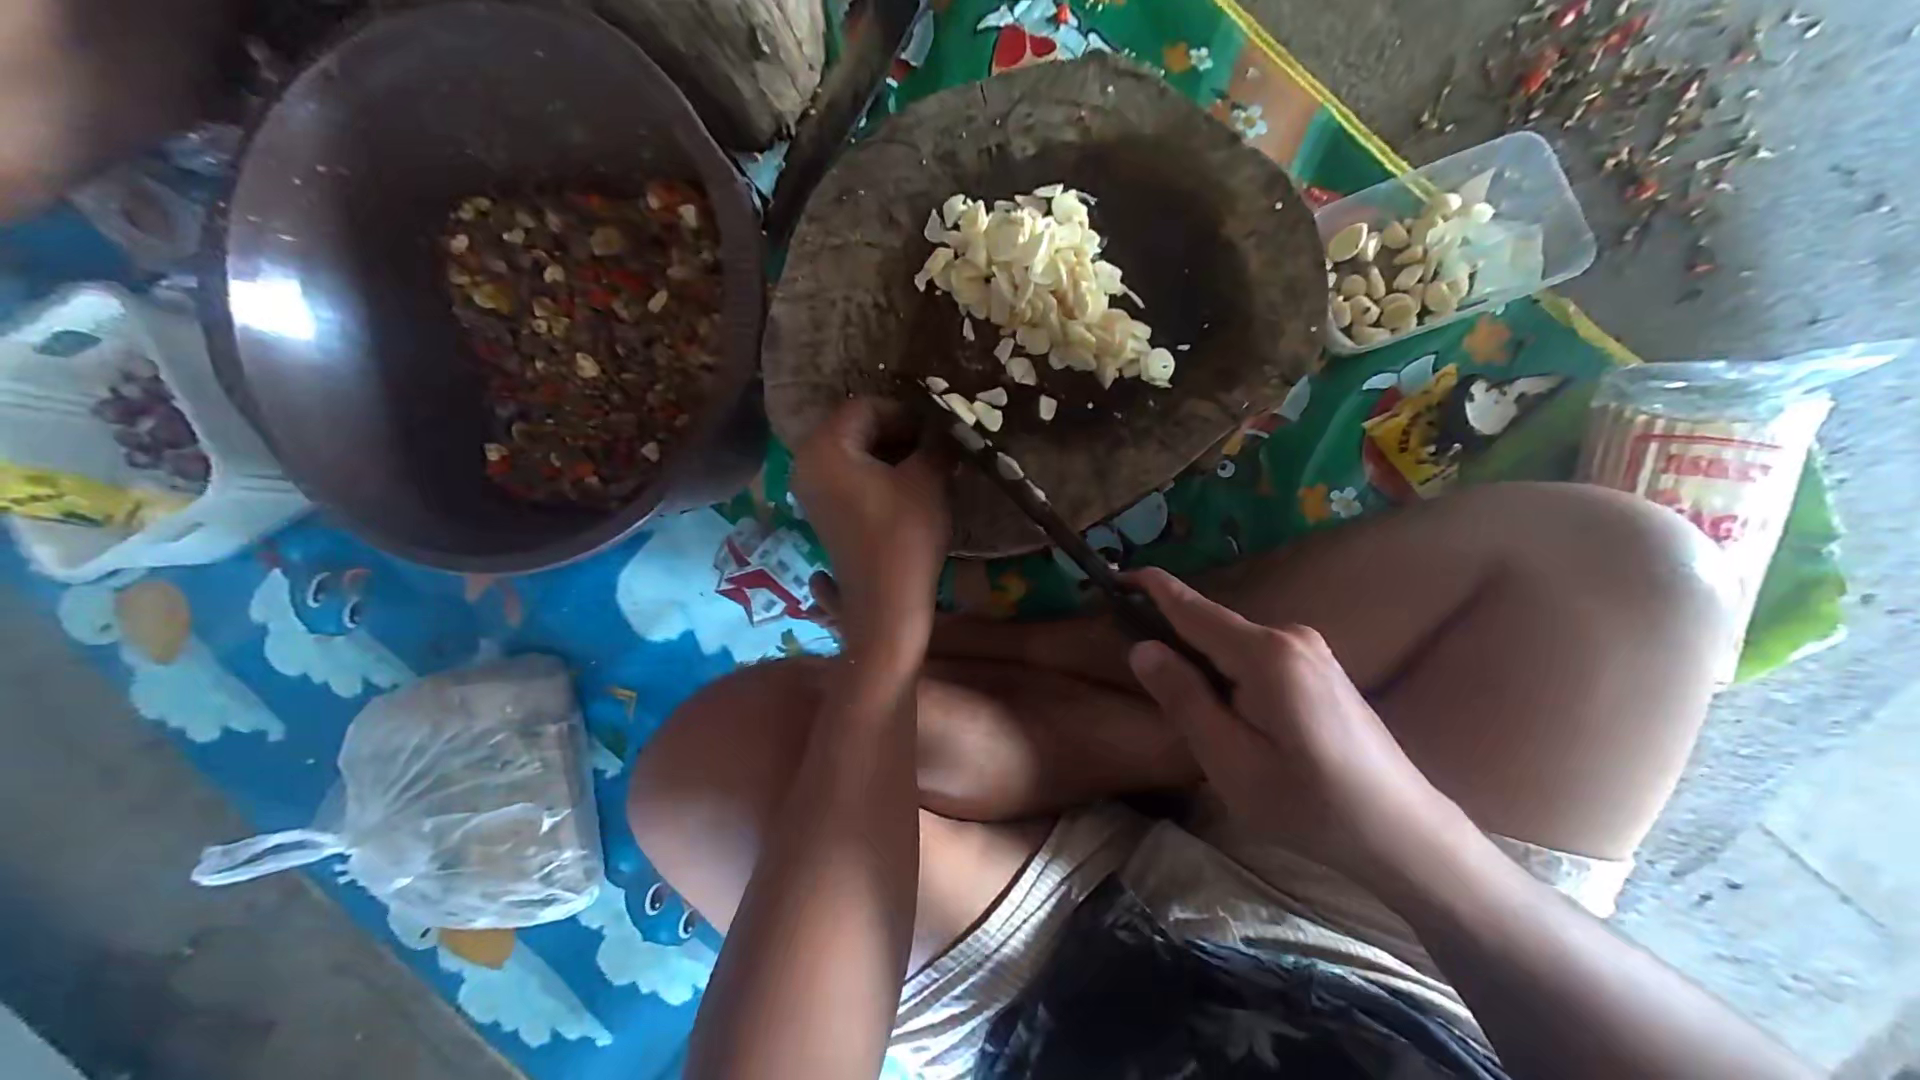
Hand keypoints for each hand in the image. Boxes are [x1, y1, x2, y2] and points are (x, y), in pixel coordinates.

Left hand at [791, 398, 950, 664]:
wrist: (887, 602)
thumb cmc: (905, 534)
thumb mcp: (927, 478)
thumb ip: (934, 442)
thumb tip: (943, 428)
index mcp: (824, 447)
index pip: (866, 406)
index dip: (906, 413)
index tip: (937, 430)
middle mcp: (806, 463)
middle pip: (855, 428)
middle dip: (898, 432)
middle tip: (936, 446)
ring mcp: (811, 491)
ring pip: (854, 453)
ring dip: (891, 454)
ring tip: (928, 467)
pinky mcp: (823, 513)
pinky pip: (849, 477)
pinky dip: (877, 474)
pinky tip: (907, 488)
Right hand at [1124, 568, 1470, 887]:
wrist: (1402, 832)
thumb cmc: (1310, 804)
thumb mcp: (1230, 760)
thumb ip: (1183, 698)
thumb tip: (1141, 647)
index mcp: (1265, 654)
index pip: (1191, 608)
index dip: (1150, 588)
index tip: (1112, 577)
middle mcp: (1290, 636)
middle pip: (1211, 628)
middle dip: (1173, 643)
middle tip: (1150, 690)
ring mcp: (1310, 650)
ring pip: (1232, 646)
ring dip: (1203, 667)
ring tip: (1198, 720)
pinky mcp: (1319, 667)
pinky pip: (1255, 657)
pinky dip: (1229, 674)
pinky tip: (1237, 719)